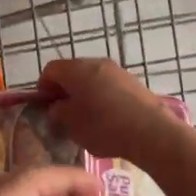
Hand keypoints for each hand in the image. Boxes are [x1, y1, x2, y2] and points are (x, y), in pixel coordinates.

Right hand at [39, 58, 187, 162]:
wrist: (152, 132)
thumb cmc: (105, 127)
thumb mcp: (72, 125)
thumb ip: (58, 113)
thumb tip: (57, 107)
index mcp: (77, 70)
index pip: (50, 69)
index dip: (43, 87)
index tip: (45, 107)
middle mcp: (97, 63)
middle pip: (72, 71)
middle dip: (64, 90)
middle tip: (63, 113)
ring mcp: (117, 70)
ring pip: (91, 78)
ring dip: (84, 93)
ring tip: (86, 118)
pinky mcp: (133, 82)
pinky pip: (108, 84)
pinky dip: (101, 96)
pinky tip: (106, 118)